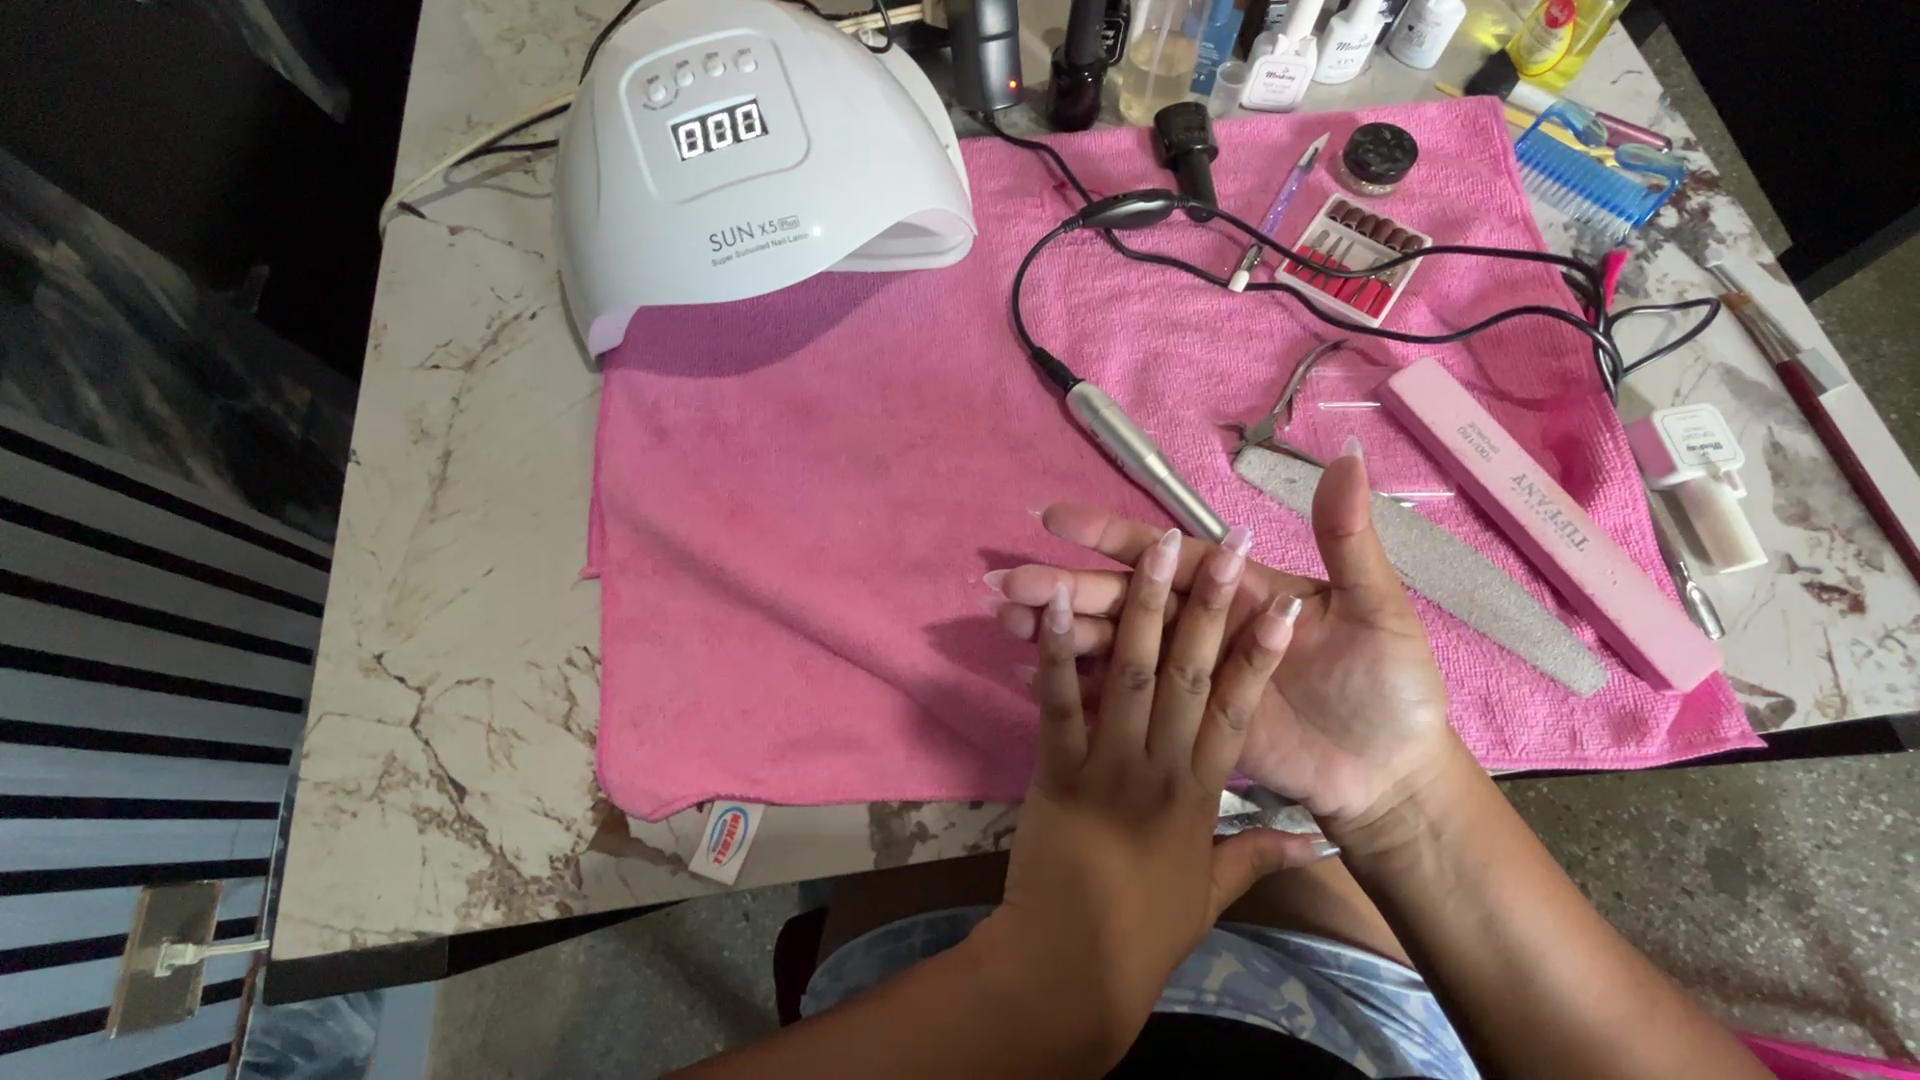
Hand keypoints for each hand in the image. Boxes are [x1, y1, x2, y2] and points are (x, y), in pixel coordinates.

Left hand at [972, 523, 1324, 1063]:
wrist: (1074, 968)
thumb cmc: (1144, 929)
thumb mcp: (1210, 893)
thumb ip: (1257, 856)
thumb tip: (1310, 842)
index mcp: (1202, 794)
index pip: (1242, 710)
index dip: (1262, 655)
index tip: (1288, 604)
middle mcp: (1162, 769)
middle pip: (1192, 675)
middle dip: (1209, 607)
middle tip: (1223, 547)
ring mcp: (1108, 767)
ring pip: (1133, 675)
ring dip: (1142, 609)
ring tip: (1153, 552)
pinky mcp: (1056, 772)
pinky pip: (1060, 703)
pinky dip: (1058, 653)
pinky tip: (1059, 606)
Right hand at [986, 446, 1457, 844]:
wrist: (1391, 772)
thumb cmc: (1387, 684)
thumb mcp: (1377, 609)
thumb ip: (1348, 540)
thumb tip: (1349, 458)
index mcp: (1233, 590)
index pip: (1161, 554)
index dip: (1107, 534)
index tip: (1052, 518)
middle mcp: (1197, 626)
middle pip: (1119, 600)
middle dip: (1061, 588)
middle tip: (1005, 584)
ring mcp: (1184, 676)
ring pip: (1109, 647)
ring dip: (1057, 633)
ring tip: (1006, 623)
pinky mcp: (1180, 725)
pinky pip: (1121, 703)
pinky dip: (1076, 688)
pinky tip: (1031, 677)